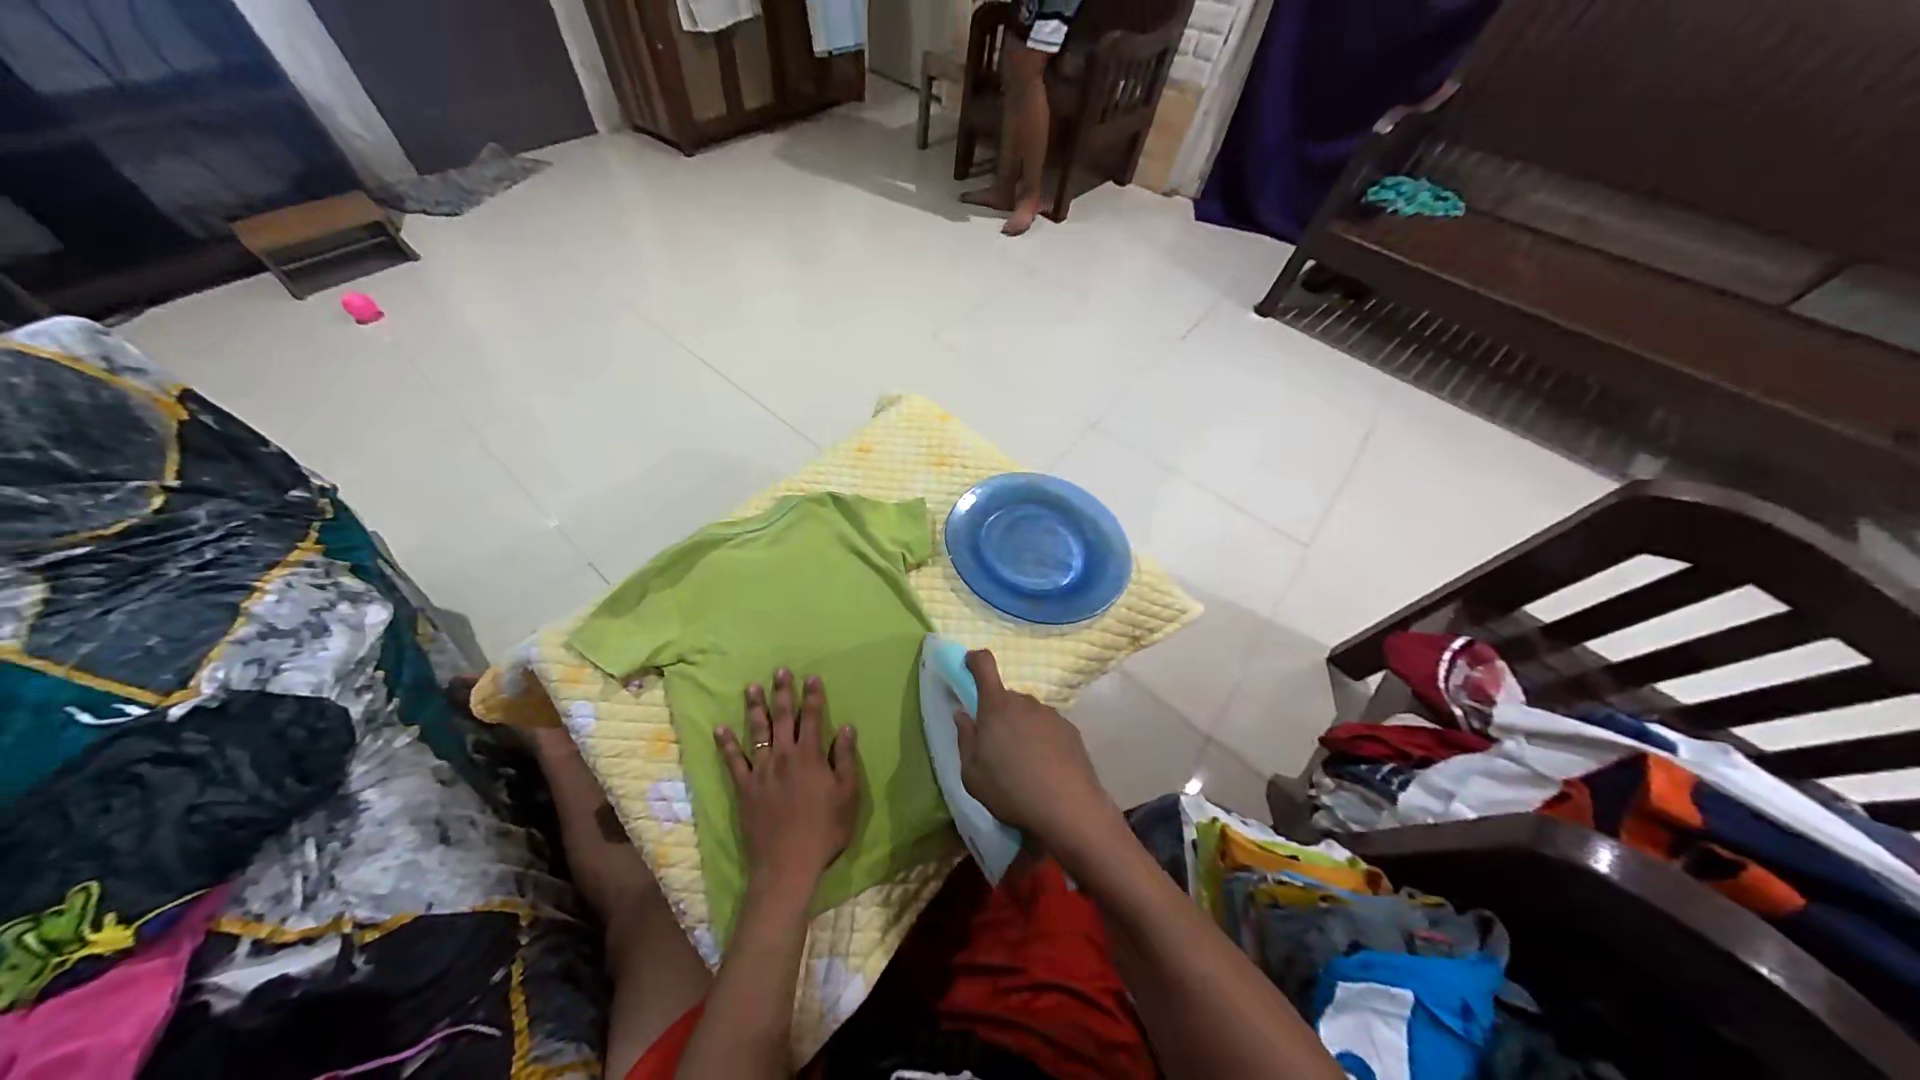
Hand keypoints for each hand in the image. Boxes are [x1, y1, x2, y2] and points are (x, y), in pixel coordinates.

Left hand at [717, 670, 860, 888]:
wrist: (787, 864)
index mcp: (810, 757)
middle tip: (779, 670)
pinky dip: (726, 744)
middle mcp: (784, 757)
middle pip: (783, 718)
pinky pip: (733, 761)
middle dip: (782, 693)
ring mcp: (761, 771)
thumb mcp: (847, 795)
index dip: (812, 696)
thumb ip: (845, 759)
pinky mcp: (744, 789)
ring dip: (755, 708)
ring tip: (751, 687)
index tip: (811, 677)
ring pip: (757, 732)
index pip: (812, 718)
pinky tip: (720, 729)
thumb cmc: (825, 830)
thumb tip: (847, 727)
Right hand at [953, 650, 1114, 848]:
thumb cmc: (1011, 790)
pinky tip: (1044, 767)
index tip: (968, 664)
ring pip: (1028, 713)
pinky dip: (1041, 739)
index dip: (974, 660)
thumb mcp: (972, 774)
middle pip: (1006, 698)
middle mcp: (1025, 703)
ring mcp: (1051, 714)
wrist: (1069, 808)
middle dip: (997, 713)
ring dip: (1020, 727)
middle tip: (995, 746)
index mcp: (996, 707)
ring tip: (1022, 762)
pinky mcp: (1070, 729)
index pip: (984, 666)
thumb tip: (962, 714)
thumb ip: (965, 739)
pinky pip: (1047, 727)